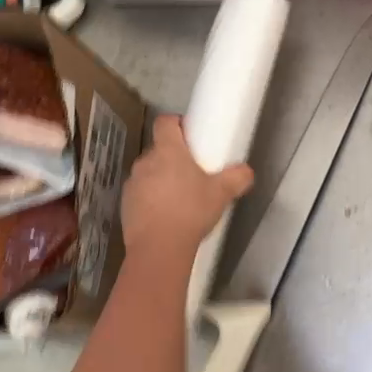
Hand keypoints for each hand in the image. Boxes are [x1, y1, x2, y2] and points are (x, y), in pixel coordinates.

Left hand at [120, 115, 253, 269]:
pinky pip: (140, 194)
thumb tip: (246, 171)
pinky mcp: (125, 205)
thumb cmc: (191, 211)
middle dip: (173, 156)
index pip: (165, 122)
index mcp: (168, 151)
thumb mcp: (222, 194)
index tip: (190, 134)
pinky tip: (165, 216)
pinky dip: (151, 199)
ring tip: (179, 198)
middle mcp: (145, 161)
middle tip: (192, 172)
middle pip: (158, 149)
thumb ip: (237, 178)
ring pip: (148, 172)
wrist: (159, 249)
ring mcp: (132, 183)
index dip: (176, 123)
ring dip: (160, 179)